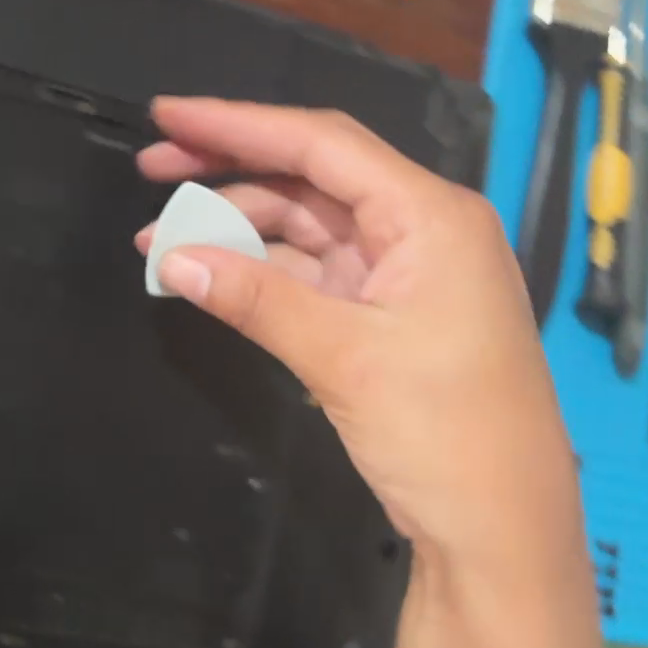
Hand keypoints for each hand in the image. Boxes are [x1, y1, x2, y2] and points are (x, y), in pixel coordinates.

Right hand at [135, 97, 585, 581]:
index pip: (319, 145)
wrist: (497, 533)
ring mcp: (392, 270)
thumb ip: (253, 297)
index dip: (237, 123)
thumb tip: (169, 256)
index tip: (166, 114)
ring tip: (156, 240)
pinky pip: (298, 269)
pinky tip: (200, 272)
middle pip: (304, 176)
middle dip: (225, 167)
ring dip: (227, 227)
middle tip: (149, 165)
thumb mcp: (344, 357)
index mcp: (428, 217)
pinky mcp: (373, 309)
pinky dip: (248, 268)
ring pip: (295, 224)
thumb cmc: (445, 434)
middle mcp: (413, 228)